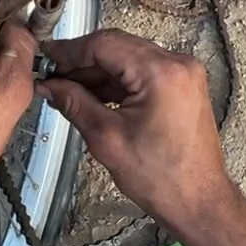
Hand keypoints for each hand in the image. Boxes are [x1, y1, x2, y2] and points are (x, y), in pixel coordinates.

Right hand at [35, 29, 233, 232]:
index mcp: (160, 72)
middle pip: (118, 46)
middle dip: (82, 60)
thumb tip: (48, 85)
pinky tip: (93, 94)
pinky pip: (143, 71)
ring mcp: (183, 72)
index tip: (46, 58)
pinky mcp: (183, 84)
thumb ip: (74, 103)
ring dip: (98, 70)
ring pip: (129, 57)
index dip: (71, 50)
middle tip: (52, 74)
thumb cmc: (160, 177)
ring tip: (67, 88)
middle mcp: (177, 63)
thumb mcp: (106, 138)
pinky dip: (118, 80)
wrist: (199, 201)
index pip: (105, 44)